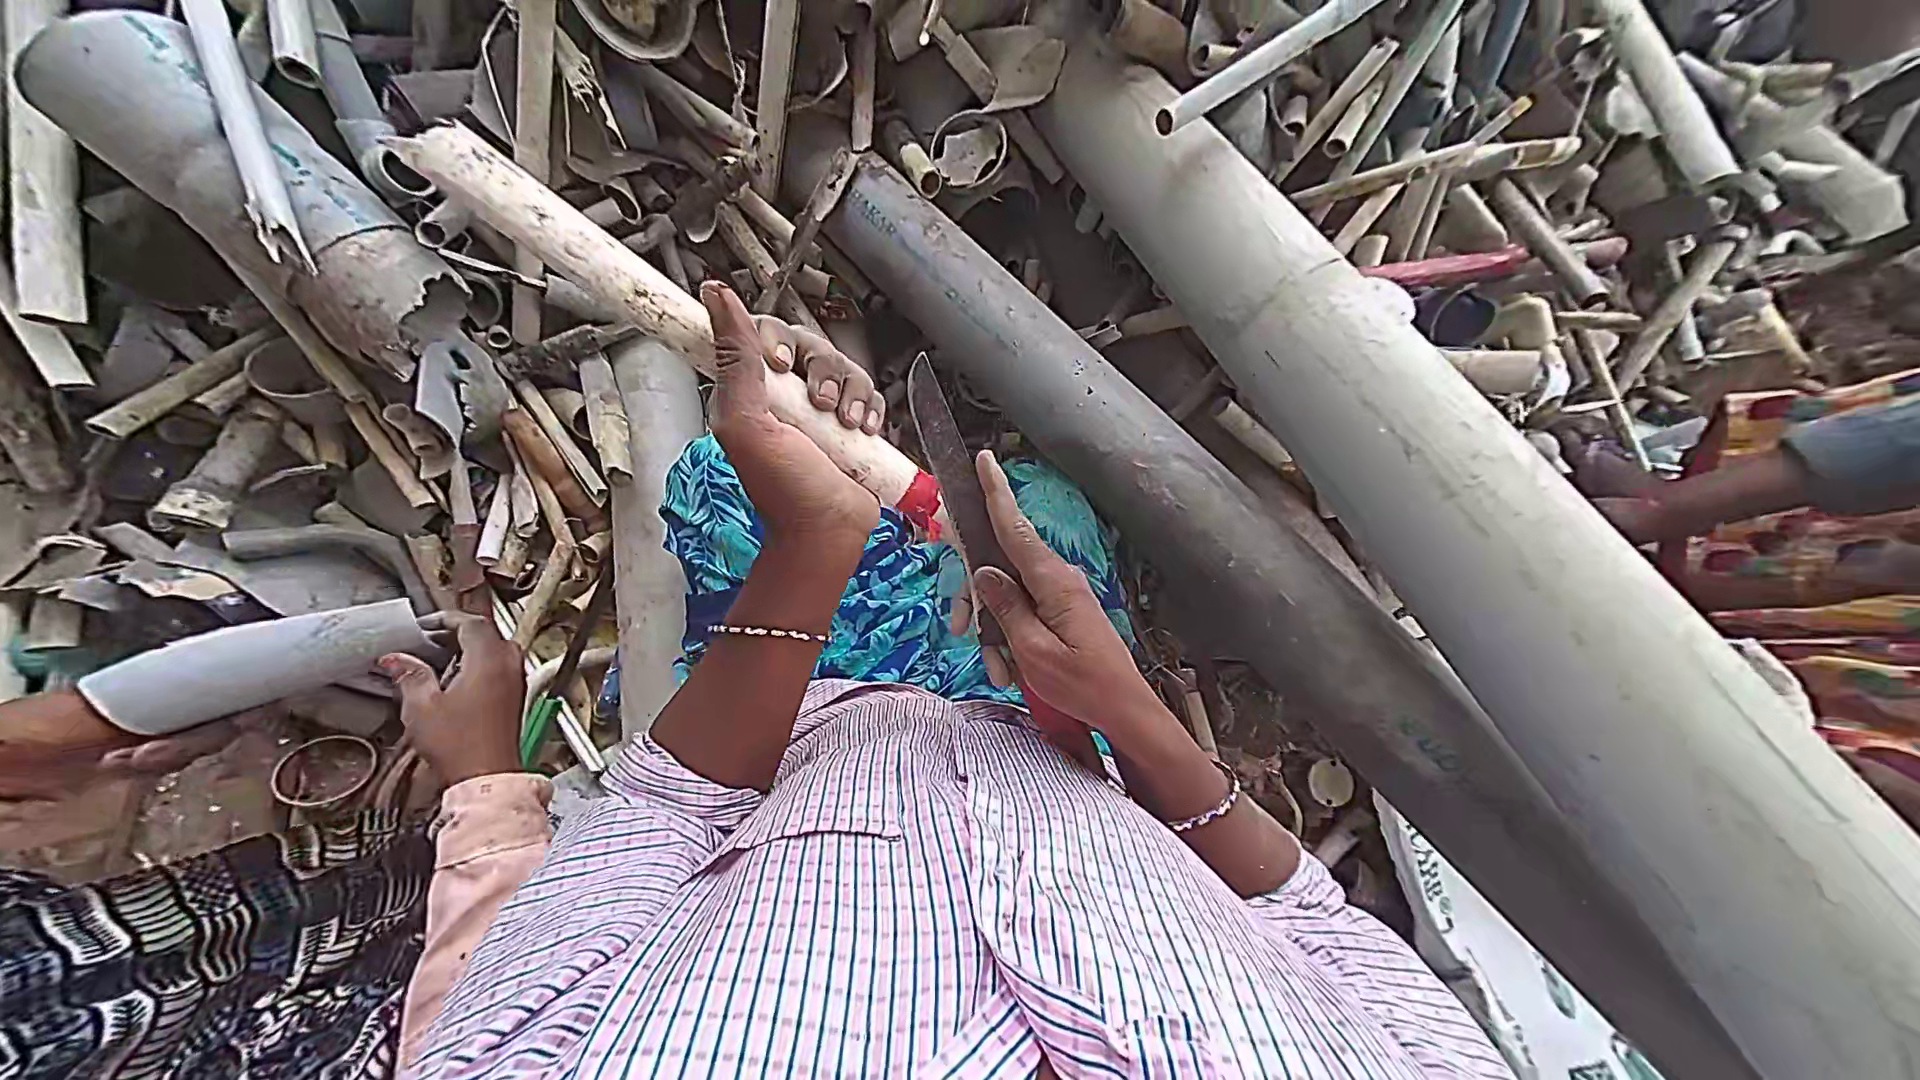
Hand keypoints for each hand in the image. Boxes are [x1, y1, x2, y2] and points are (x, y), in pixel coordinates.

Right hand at [378, 612, 523, 785]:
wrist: (487, 772)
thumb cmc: (458, 742)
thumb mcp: (422, 706)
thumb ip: (411, 676)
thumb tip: (396, 659)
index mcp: (491, 659)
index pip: (474, 623)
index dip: (448, 618)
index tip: (425, 623)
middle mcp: (510, 664)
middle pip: (488, 632)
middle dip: (457, 631)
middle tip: (427, 639)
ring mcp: (517, 678)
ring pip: (496, 648)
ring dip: (469, 646)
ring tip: (437, 655)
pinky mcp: (516, 692)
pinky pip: (501, 664)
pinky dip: (479, 661)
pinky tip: (456, 675)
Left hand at [703, 282, 879, 543]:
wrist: (827, 530)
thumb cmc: (783, 489)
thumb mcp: (747, 423)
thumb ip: (735, 361)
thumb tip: (715, 296)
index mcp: (754, 390)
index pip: (764, 333)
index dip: (778, 339)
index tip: (783, 365)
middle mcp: (788, 395)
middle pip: (813, 346)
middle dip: (824, 372)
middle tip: (821, 404)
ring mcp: (824, 410)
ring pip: (847, 368)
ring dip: (852, 393)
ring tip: (847, 425)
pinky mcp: (854, 424)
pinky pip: (870, 394)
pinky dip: (871, 408)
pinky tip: (865, 430)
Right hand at [967, 450, 1168, 733]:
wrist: (1124, 709)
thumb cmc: (1084, 685)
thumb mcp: (1033, 651)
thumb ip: (1005, 607)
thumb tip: (985, 572)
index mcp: (1053, 581)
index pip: (1015, 526)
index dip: (996, 492)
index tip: (985, 460)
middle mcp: (1056, 578)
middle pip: (999, 564)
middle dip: (974, 594)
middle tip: (963, 627)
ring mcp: (1059, 594)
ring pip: (1006, 591)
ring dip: (991, 625)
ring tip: (997, 666)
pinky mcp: (1060, 610)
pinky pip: (1021, 609)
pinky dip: (1007, 633)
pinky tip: (1008, 665)